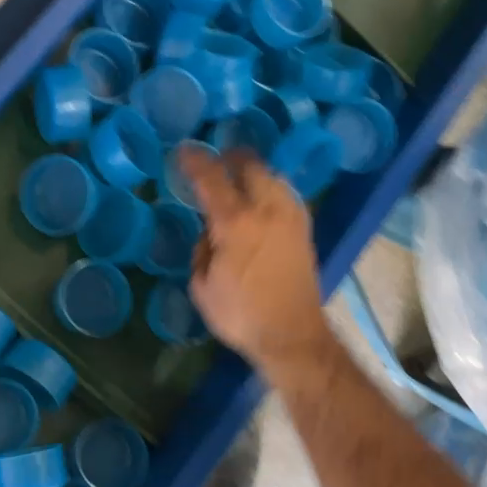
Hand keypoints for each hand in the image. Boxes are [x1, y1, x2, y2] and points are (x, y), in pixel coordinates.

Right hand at [182, 149, 330, 374]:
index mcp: (235, 222)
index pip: (211, 178)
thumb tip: (210, 235)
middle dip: (230, 159)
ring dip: (252, 173)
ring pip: (272, 177)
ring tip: (237, 181)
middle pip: (250, 165)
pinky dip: (269, 190)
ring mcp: (291, 217)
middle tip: (214, 163)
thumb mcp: (202, 287)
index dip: (194, 161)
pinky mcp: (304, 230)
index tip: (183, 152)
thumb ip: (201, 252)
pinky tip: (260, 204)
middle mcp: (267, 209)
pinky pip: (284, 195)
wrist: (292, 335)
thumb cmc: (241, 315)